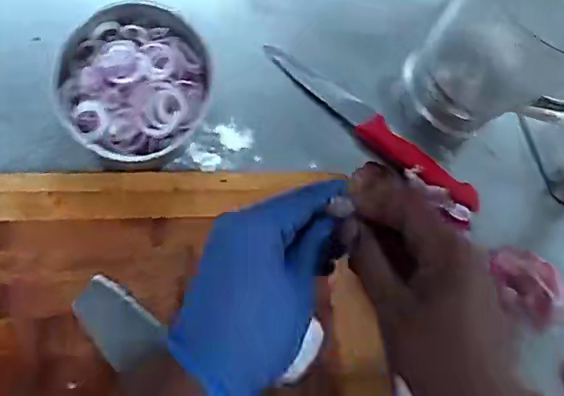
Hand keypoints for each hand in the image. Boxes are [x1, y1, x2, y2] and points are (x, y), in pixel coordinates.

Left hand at [167, 179, 345, 395]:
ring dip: (301, 233)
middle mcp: (238, 219)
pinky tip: (307, 261)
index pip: (301, 198)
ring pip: (272, 224)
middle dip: (318, 216)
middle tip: (350, 227)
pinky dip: (282, 245)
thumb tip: (335, 215)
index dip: (329, 195)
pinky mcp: (223, 256)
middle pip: (286, 209)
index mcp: (256, 221)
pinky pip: (258, 239)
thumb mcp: (298, 286)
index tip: (355, 193)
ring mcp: (227, 237)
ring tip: (335, 249)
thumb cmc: (261, 328)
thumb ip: (316, 244)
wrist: (207, 369)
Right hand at [345, 163, 527, 395]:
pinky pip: (434, 257)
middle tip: (345, 227)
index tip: (339, 207)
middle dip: (378, 218)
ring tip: (359, 248)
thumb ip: (368, 258)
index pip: (404, 202)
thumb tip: (347, 222)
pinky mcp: (472, 288)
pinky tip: (385, 270)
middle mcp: (464, 246)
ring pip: (424, 237)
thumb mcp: (392, 309)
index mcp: (447, 245)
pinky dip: (408, 257)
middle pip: (415, 216)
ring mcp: (471, 267)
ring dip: (391, 238)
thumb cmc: (435, 357)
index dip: (369, 200)